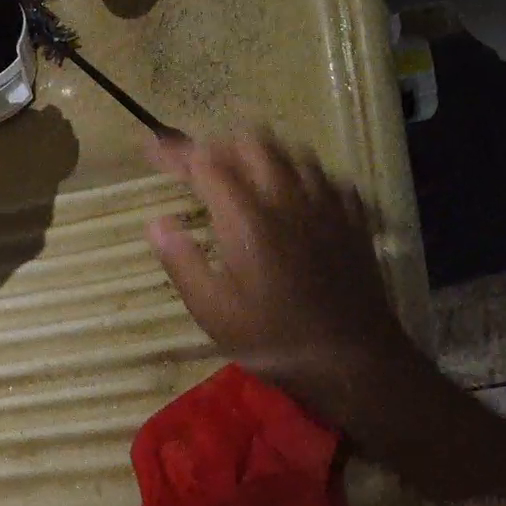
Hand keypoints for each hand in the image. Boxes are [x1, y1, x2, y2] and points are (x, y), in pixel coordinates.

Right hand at [144, 132, 415, 403]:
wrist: (353, 361)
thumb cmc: (271, 338)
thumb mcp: (211, 309)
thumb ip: (181, 260)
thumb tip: (155, 222)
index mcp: (247, 221)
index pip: (206, 166)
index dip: (176, 152)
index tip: (151, 146)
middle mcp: (288, 201)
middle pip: (254, 145)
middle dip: (218, 145)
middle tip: (194, 162)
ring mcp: (327, 207)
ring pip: (293, 153)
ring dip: (260, 153)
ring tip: (237, 169)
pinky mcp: (352, 221)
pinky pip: (326, 177)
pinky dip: (300, 173)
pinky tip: (291, 191)